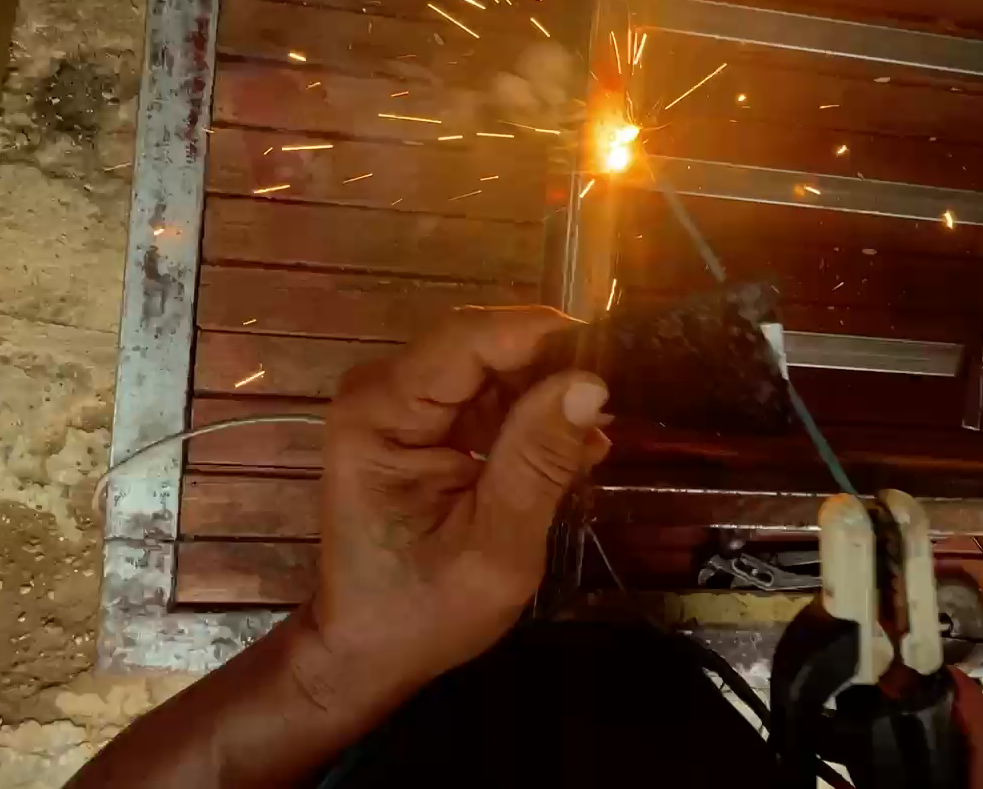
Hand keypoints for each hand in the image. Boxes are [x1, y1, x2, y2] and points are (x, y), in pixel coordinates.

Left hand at [66, 309, 610, 788]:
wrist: (369, 648)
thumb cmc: (423, 611)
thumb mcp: (496, 548)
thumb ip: (539, 460)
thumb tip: (591, 382)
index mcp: (381, 413)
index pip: (468, 339)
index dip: (542, 333)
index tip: (613, 348)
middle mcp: (382, 388)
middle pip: (481, 344)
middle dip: (550, 365)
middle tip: (614, 398)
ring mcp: (399, 399)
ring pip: (491, 364)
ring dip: (544, 392)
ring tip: (592, 435)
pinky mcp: (418, 416)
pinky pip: (484, 391)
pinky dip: (528, 413)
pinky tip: (565, 450)